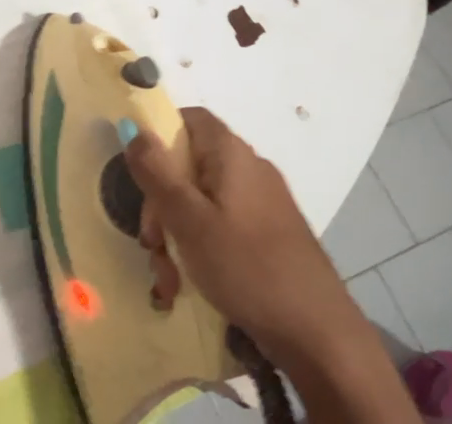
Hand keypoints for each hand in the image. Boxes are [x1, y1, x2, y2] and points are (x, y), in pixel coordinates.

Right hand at [124, 107, 350, 353]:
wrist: (318, 333)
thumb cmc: (247, 267)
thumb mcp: (188, 219)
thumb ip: (156, 171)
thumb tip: (132, 126)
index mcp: (232, 154)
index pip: (190, 118)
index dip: (159, 135)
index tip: (138, 173)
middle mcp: (250, 170)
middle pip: (190, 166)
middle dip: (161, 203)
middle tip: (151, 243)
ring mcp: (262, 204)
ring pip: (201, 203)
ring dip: (176, 235)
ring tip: (169, 279)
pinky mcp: (268, 236)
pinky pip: (222, 228)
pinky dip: (200, 250)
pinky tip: (189, 286)